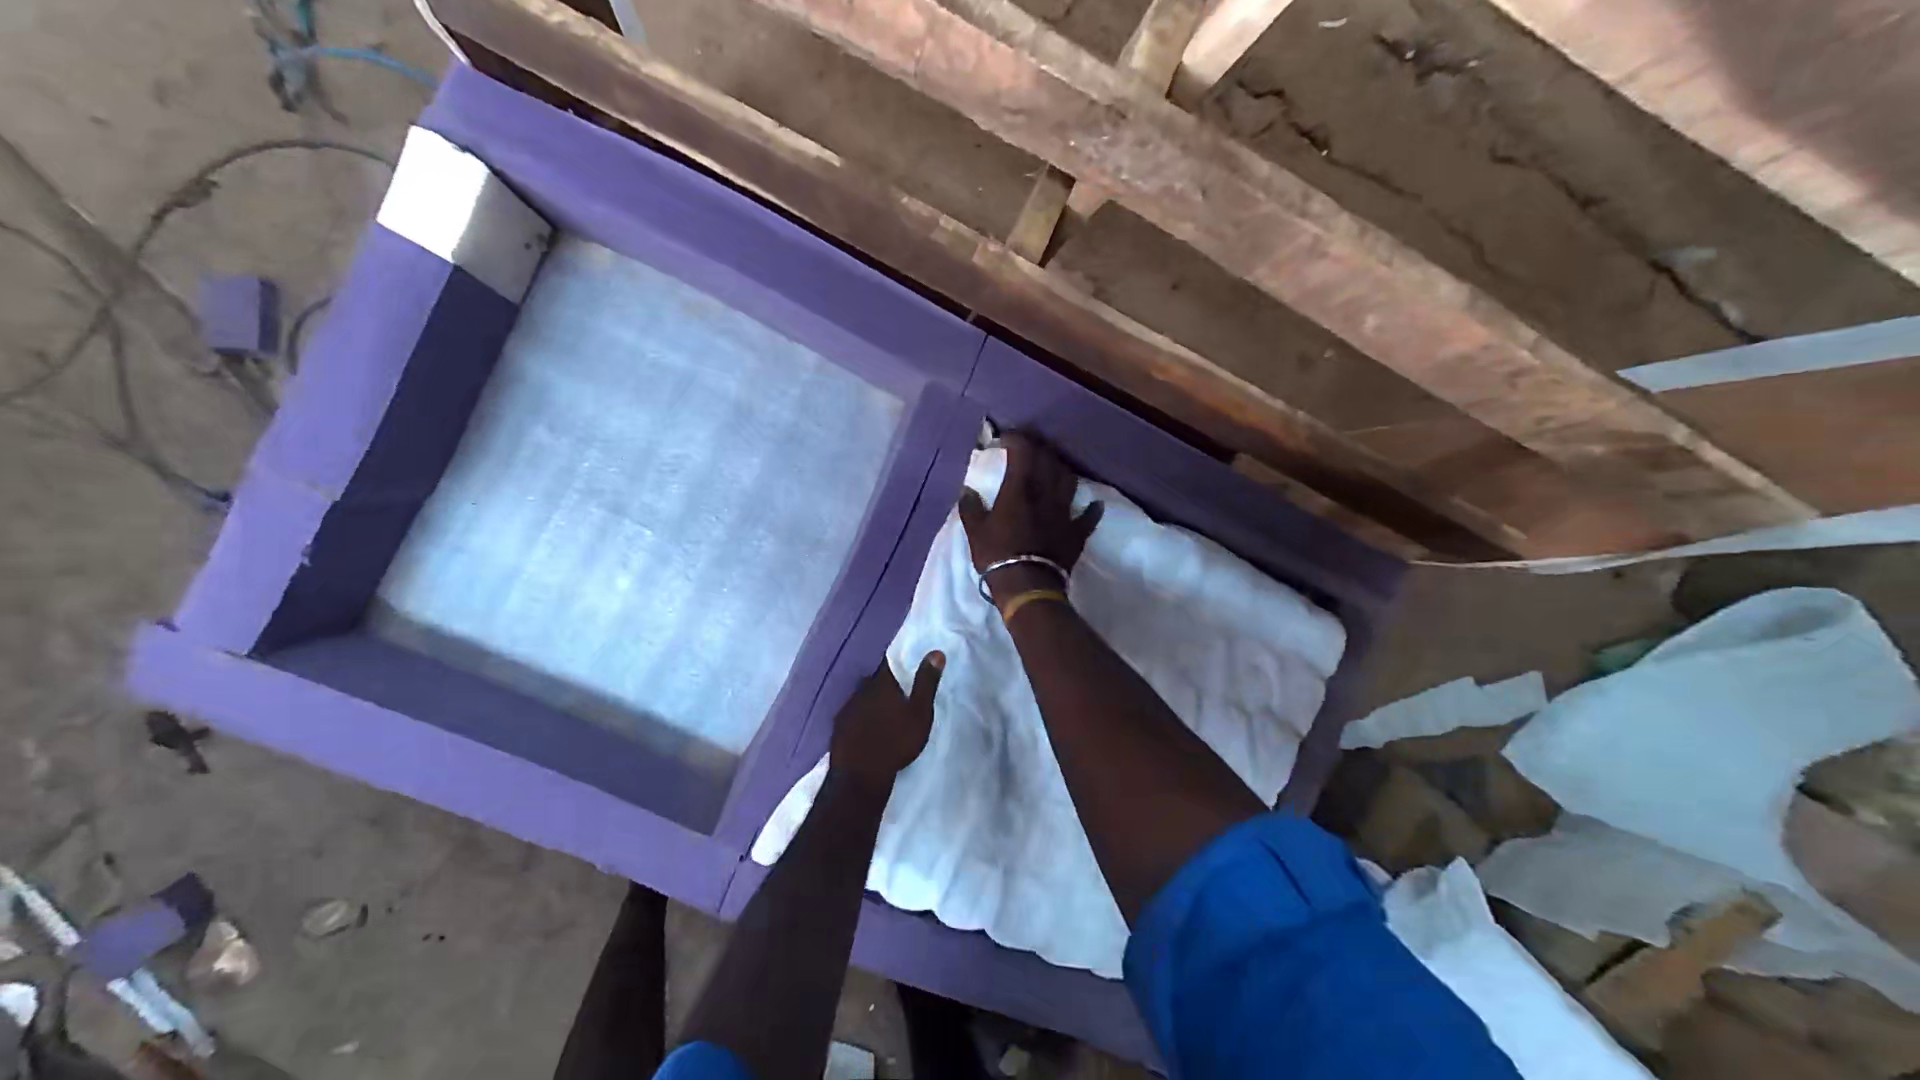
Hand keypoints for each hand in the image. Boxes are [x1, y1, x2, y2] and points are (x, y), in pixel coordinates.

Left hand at [828, 651, 944, 789]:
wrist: (861, 775)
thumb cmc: (896, 741)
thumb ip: (926, 682)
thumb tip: (936, 652)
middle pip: (874, 680)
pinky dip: (861, 717)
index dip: (898, 662)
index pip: (888, 662)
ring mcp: (847, 709)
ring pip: (861, 697)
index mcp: (882, 684)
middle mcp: (861, 691)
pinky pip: (852, 715)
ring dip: (871, 701)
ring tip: (884, 713)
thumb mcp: (920, 712)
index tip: (907, 665)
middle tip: (899, 693)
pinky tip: (867, 729)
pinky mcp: (838, 727)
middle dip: (885, 684)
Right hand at [958, 434, 1103, 598]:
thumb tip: (968, 490)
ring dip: (1062, 470)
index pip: (1023, 451)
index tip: (1006, 439)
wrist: (1027, 585)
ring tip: (1054, 469)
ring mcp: (1064, 512)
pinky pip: (1089, 516)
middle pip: (1049, 460)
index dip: (1016, 439)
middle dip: (1039, 449)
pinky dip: (1091, 508)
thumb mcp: (975, 531)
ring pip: (1069, 480)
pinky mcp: (1077, 532)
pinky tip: (1094, 503)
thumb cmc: (997, 555)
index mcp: (1019, 488)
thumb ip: (971, 506)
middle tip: (1029, 449)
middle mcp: (1045, 493)